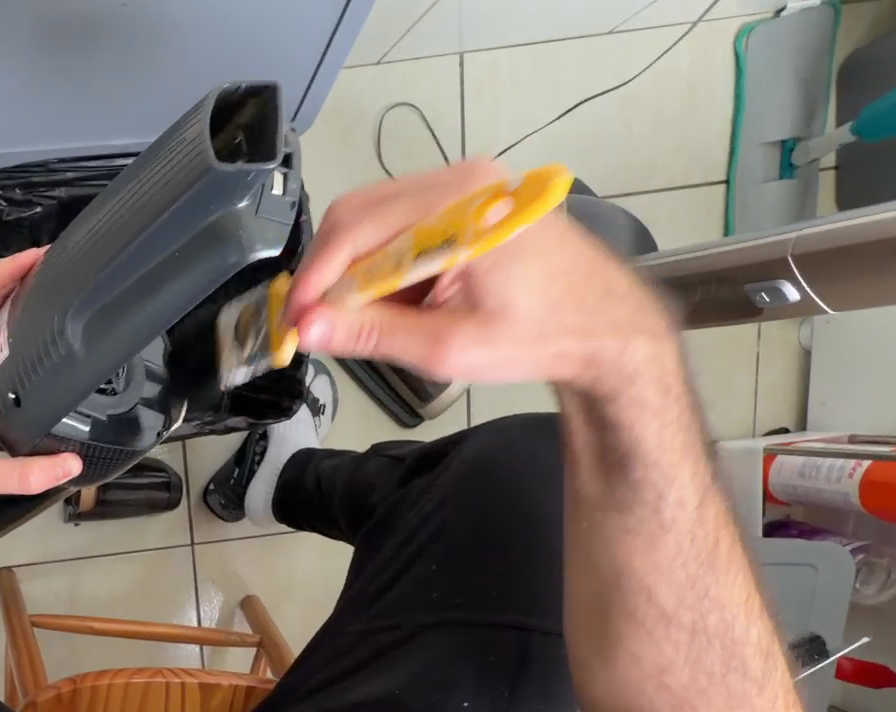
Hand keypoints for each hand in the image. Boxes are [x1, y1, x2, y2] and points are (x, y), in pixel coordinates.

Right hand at [288, 160, 676, 395]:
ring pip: (367, 219)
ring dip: (347, 271)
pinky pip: (392, 225)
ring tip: (350, 318)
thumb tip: (306, 328)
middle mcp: (460, 180)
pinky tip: (385, 300)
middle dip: (324, 274)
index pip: (355, 232)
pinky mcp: (462, 201)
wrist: (604, 327)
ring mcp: (463, 186)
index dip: (313, 281)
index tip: (291, 324)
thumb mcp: (446, 346)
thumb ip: (371, 334)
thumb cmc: (539, 336)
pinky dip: (373, 264)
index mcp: (461, 206)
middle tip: (309, 324)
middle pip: (354, 217)